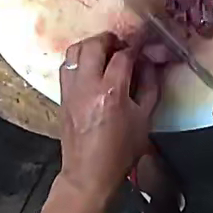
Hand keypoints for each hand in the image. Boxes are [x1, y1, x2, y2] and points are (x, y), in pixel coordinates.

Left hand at [57, 33, 160, 201]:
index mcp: (111, 92)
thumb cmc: (122, 150)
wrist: (89, 173)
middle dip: (111, 39)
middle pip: (94, 44)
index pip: (123, 55)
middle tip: (123, 45)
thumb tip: (150, 62)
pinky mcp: (62, 95)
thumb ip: (150, 85)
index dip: (136, 46)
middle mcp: (87, 86)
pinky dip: (80, 59)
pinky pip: (68, 66)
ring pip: (74, 51)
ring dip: (92, 46)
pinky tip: (93, 67)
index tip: (145, 44)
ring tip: (106, 53)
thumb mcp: (145, 118)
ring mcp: (71, 90)